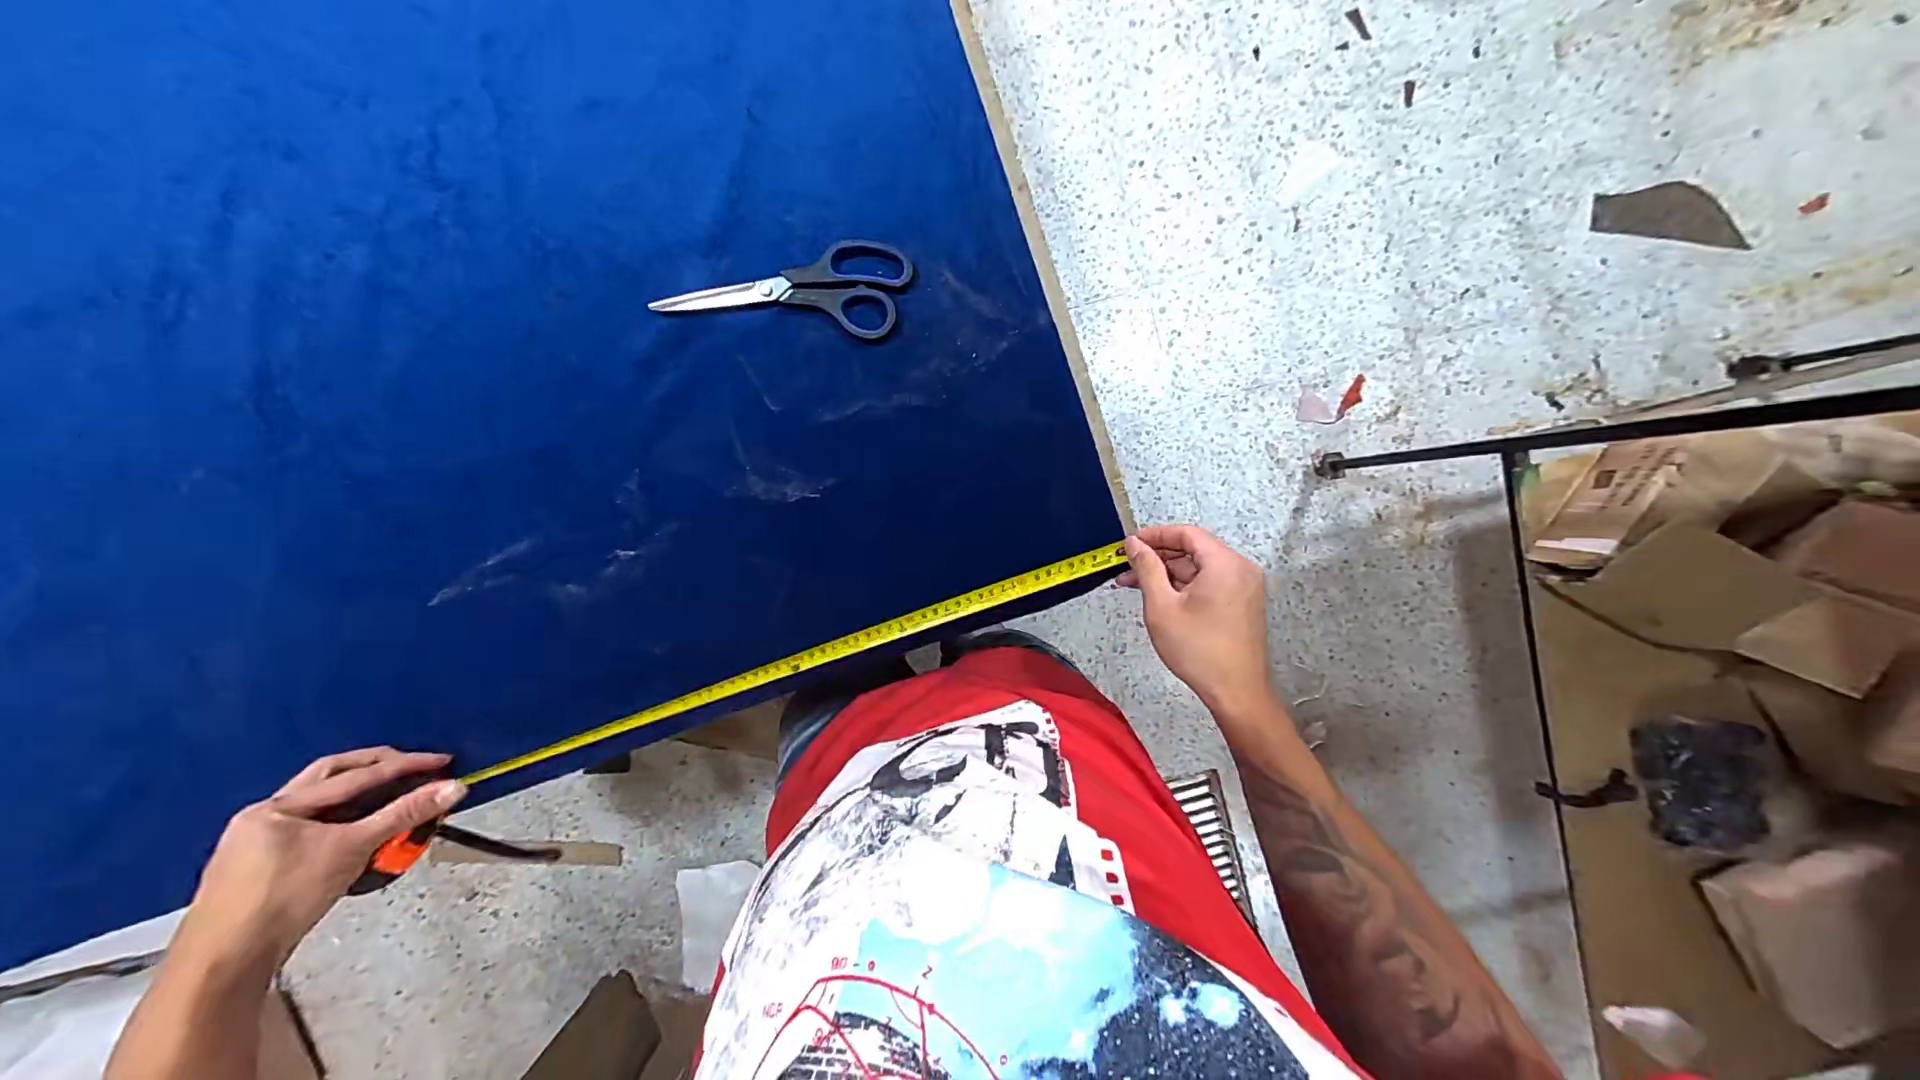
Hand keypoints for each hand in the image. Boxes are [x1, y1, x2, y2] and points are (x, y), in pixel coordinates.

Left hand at [172, 748, 466, 972]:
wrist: (224, 963)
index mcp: (280, 806)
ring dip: (360, 796)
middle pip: (332, 777)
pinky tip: (360, 830)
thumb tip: (454, 787)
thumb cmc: (285, 897)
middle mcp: (265, 815)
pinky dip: (344, 821)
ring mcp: (258, 841)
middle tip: (416, 767)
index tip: (443, 762)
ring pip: (322, 804)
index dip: (406, 766)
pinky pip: (314, 827)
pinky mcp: (264, 866)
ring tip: (393, 796)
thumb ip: (405, 814)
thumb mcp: (353, 849)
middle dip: (377, 768)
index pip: (357, 776)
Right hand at [1120, 526, 1277, 715]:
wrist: (1235, 690)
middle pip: (1193, 549)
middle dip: (1157, 556)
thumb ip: (1146, 568)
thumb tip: (1135, 545)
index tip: (1132, 542)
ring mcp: (1243, 587)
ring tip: (1136, 584)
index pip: (1186, 534)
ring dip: (1167, 573)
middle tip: (1128, 564)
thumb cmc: (1201, 652)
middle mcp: (1239, 570)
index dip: (1155, 535)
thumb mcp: (1161, 605)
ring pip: (1198, 568)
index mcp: (1224, 564)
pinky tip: (1160, 596)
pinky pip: (1208, 582)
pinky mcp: (1241, 602)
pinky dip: (1183, 586)